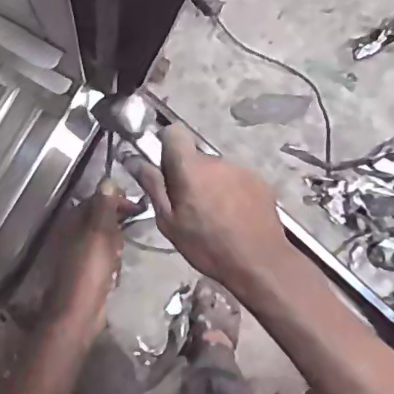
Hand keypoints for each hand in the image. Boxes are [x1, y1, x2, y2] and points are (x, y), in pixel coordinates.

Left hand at [48, 181, 128, 341]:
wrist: (79, 311)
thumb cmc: (90, 269)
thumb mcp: (100, 232)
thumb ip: (104, 207)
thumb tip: (107, 180)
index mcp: (73, 221)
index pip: (96, 199)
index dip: (116, 199)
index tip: (136, 205)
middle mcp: (72, 234)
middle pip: (99, 218)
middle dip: (117, 222)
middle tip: (132, 227)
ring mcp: (78, 254)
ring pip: (103, 239)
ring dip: (116, 242)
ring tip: (122, 251)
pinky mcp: (86, 272)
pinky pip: (103, 258)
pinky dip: (112, 260)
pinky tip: (117, 269)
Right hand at [125, 125, 290, 296]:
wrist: (260, 262)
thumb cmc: (208, 246)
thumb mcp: (169, 222)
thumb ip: (152, 185)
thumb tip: (133, 160)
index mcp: (190, 167)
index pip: (174, 132)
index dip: (166, 144)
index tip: (164, 167)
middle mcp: (216, 160)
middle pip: (195, 156)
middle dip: (188, 174)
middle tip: (187, 206)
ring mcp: (241, 169)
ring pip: (215, 169)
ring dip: (210, 184)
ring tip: (213, 215)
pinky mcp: (259, 180)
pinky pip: (235, 179)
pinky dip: (230, 191)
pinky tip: (233, 216)